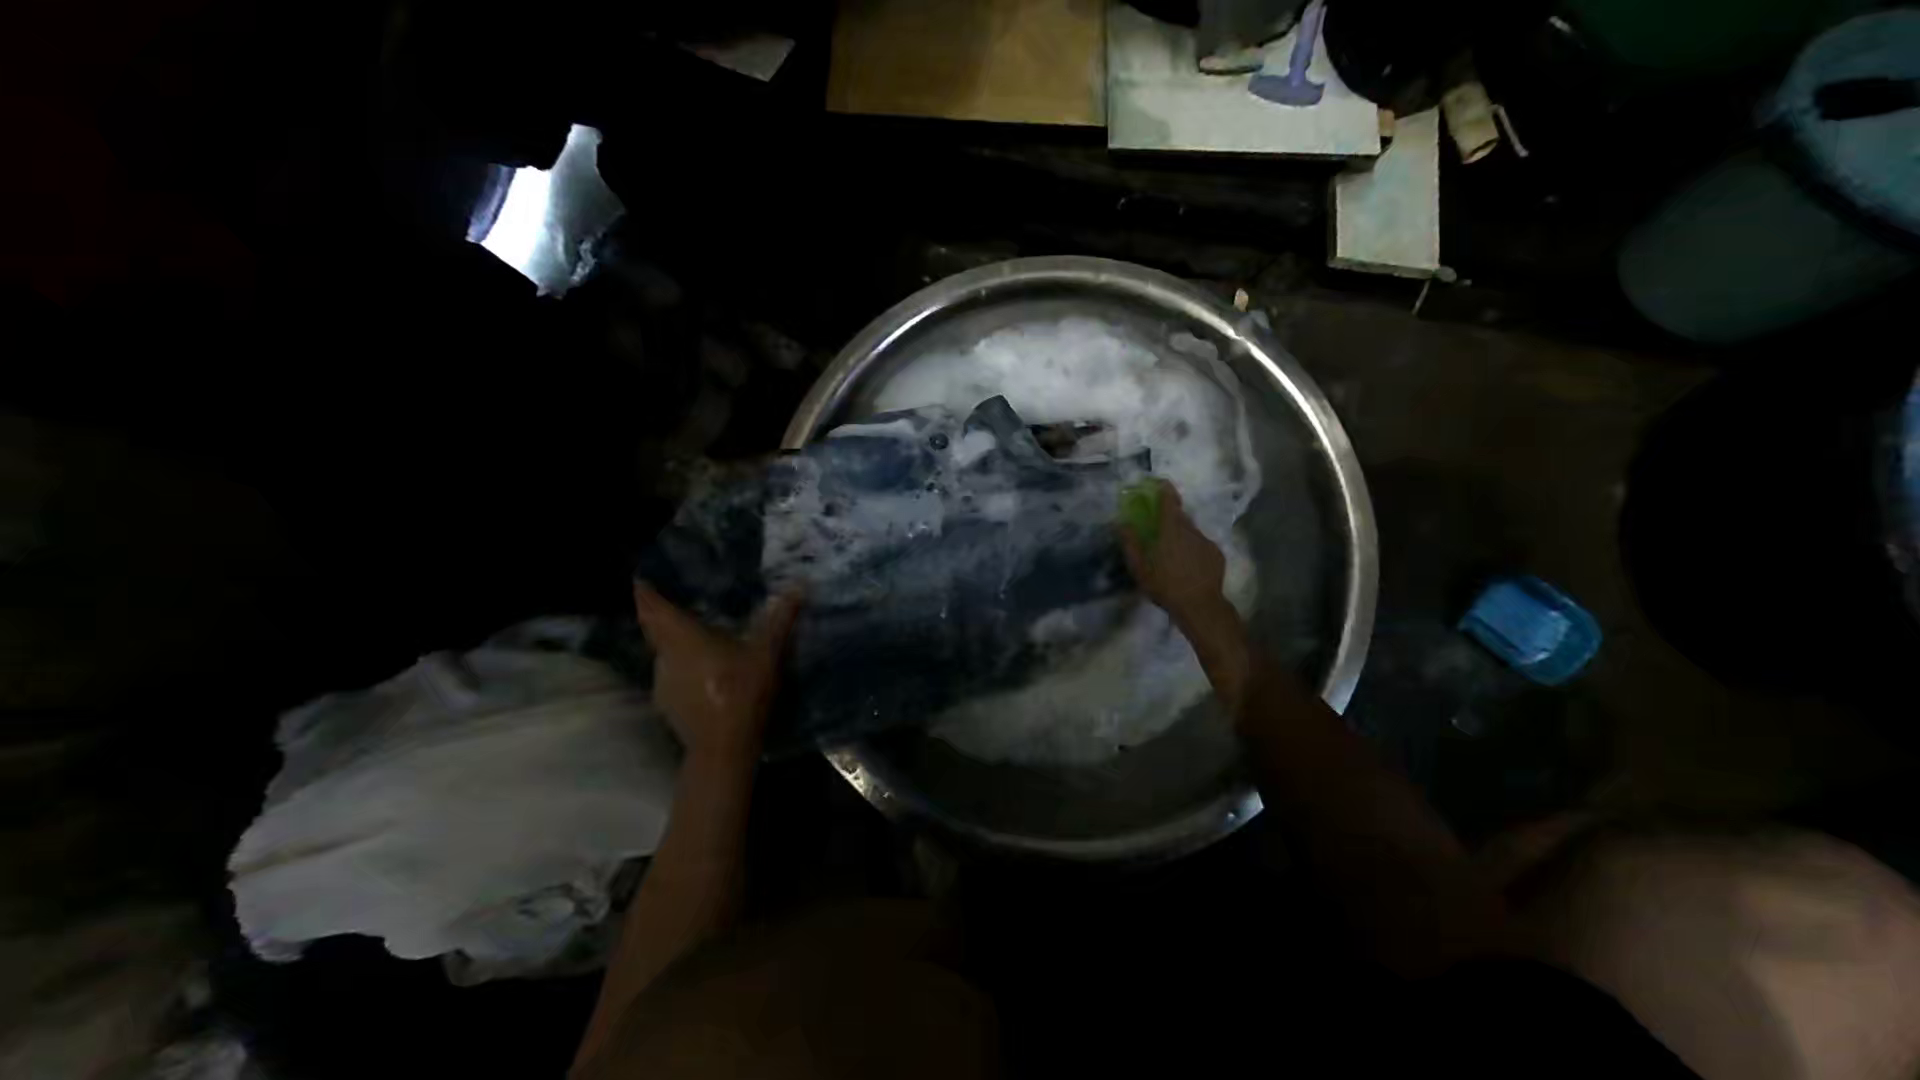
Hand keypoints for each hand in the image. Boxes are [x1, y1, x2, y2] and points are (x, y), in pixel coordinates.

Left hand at [632, 582, 802, 764]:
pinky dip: (680, 666)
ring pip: (661, 652)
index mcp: (683, 637)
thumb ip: (780, 619)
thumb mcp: (767, 653)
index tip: (640, 576)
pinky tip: (699, 670)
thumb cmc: (742, 692)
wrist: (722, 748)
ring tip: (689, 633)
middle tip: (667, 598)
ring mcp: (662, 682)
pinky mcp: (667, 703)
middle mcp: (665, 655)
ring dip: (670, 641)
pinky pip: (670, 674)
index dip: (645, 590)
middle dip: (656, 613)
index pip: (653, 607)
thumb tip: (799, 585)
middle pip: (653, 628)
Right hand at [1119, 478, 1228, 627]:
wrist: (1201, 606)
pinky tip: (1187, 564)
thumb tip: (1122, 524)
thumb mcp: (1140, 569)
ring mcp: (1206, 541)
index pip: (1169, 501)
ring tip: (1173, 552)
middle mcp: (1191, 530)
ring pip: (1191, 531)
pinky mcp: (1217, 554)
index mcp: (1171, 530)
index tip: (1159, 483)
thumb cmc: (1166, 587)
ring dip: (1181, 536)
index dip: (1164, 490)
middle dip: (1170, 517)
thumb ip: (1130, 544)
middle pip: (1180, 516)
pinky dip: (1193, 549)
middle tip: (1160, 526)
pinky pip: (1201, 545)